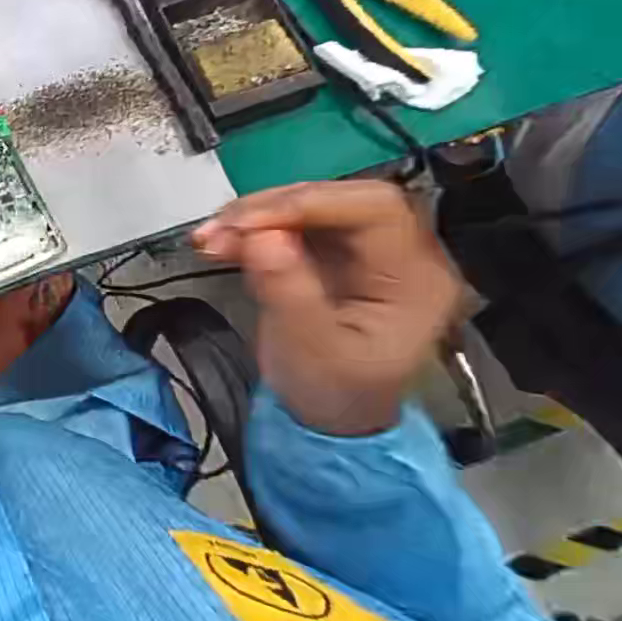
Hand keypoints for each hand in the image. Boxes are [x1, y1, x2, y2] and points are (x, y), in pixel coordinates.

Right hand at [191, 181, 460, 435]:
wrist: (327, 420)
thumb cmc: (331, 392)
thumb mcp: (309, 349)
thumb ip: (288, 291)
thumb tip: (259, 237)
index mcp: (414, 277)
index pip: (374, 210)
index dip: (310, 204)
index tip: (246, 223)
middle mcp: (395, 254)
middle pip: (339, 200)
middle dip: (273, 207)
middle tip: (217, 229)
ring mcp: (359, 253)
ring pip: (309, 209)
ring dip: (253, 216)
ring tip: (207, 239)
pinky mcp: (326, 257)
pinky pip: (288, 228)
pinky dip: (249, 231)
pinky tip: (217, 244)